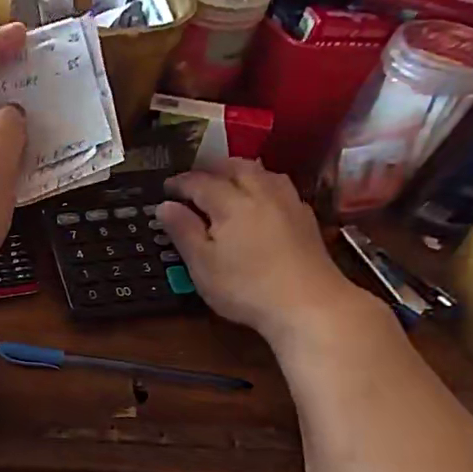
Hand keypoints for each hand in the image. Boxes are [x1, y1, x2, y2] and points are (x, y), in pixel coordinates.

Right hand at [159, 159, 364, 339]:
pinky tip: (262, 201)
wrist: (307, 304)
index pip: (199, 182)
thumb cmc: (246, 288)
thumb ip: (183, 231)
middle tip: (197, 180)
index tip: (167, 189)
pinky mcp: (305, 217)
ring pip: (261, 172)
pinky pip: (280, 188)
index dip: (180, 184)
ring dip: (241, 172)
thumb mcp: (203, 266)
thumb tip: (165, 206)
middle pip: (234, 167)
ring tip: (229, 182)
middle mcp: (260, 191)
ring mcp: (287, 201)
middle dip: (212, 169)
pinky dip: (264, 186)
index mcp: (230, 201)